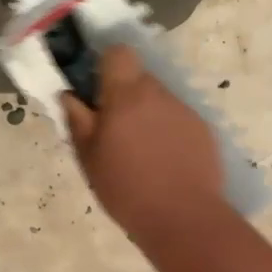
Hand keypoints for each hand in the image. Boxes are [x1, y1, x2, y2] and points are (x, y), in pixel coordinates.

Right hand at [60, 45, 225, 224]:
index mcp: (126, 95)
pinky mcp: (204, 130)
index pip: (119, 52)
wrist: (184, 219)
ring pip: (159, 99)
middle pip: (139, 78)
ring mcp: (184, 111)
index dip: (107, 64)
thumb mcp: (88, 157)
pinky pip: (177, 119)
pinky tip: (164, 162)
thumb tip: (68, 95)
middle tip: (114, 129)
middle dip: (125, 95)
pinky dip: (168, 131)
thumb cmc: (126, 187)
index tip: (97, 90)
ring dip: (147, 114)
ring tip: (141, 151)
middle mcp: (158, 94)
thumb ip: (77, 120)